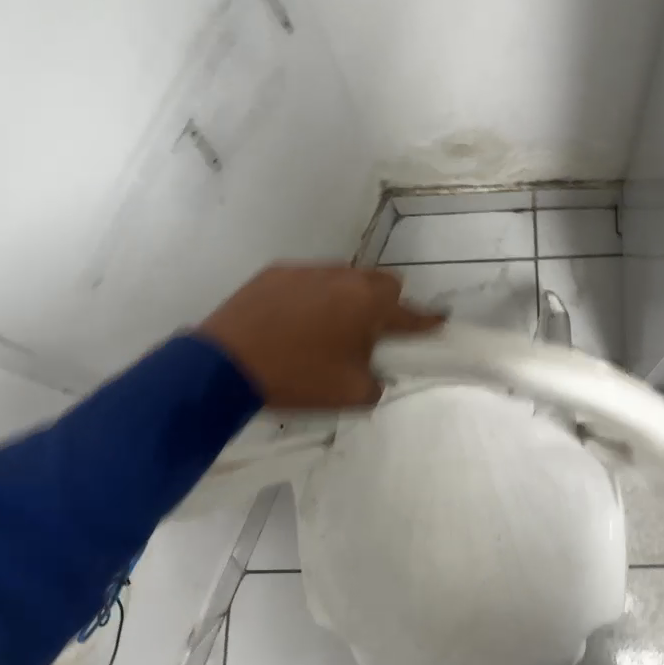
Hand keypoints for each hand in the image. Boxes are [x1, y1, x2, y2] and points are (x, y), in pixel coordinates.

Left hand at [196, 263, 445, 408]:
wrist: (226, 363)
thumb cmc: (296, 377)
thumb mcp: (348, 393)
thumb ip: (375, 382)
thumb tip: (374, 373)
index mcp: (368, 304)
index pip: (409, 313)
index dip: (426, 321)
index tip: (438, 320)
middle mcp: (344, 278)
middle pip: (380, 283)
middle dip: (385, 304)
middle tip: (371, 331)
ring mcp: (308, 271)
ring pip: (343, 278)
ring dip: (347, 298)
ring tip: (329, 327)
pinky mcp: (276, 272)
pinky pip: (309, 280)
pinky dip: (312, 297)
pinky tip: (294, 321)